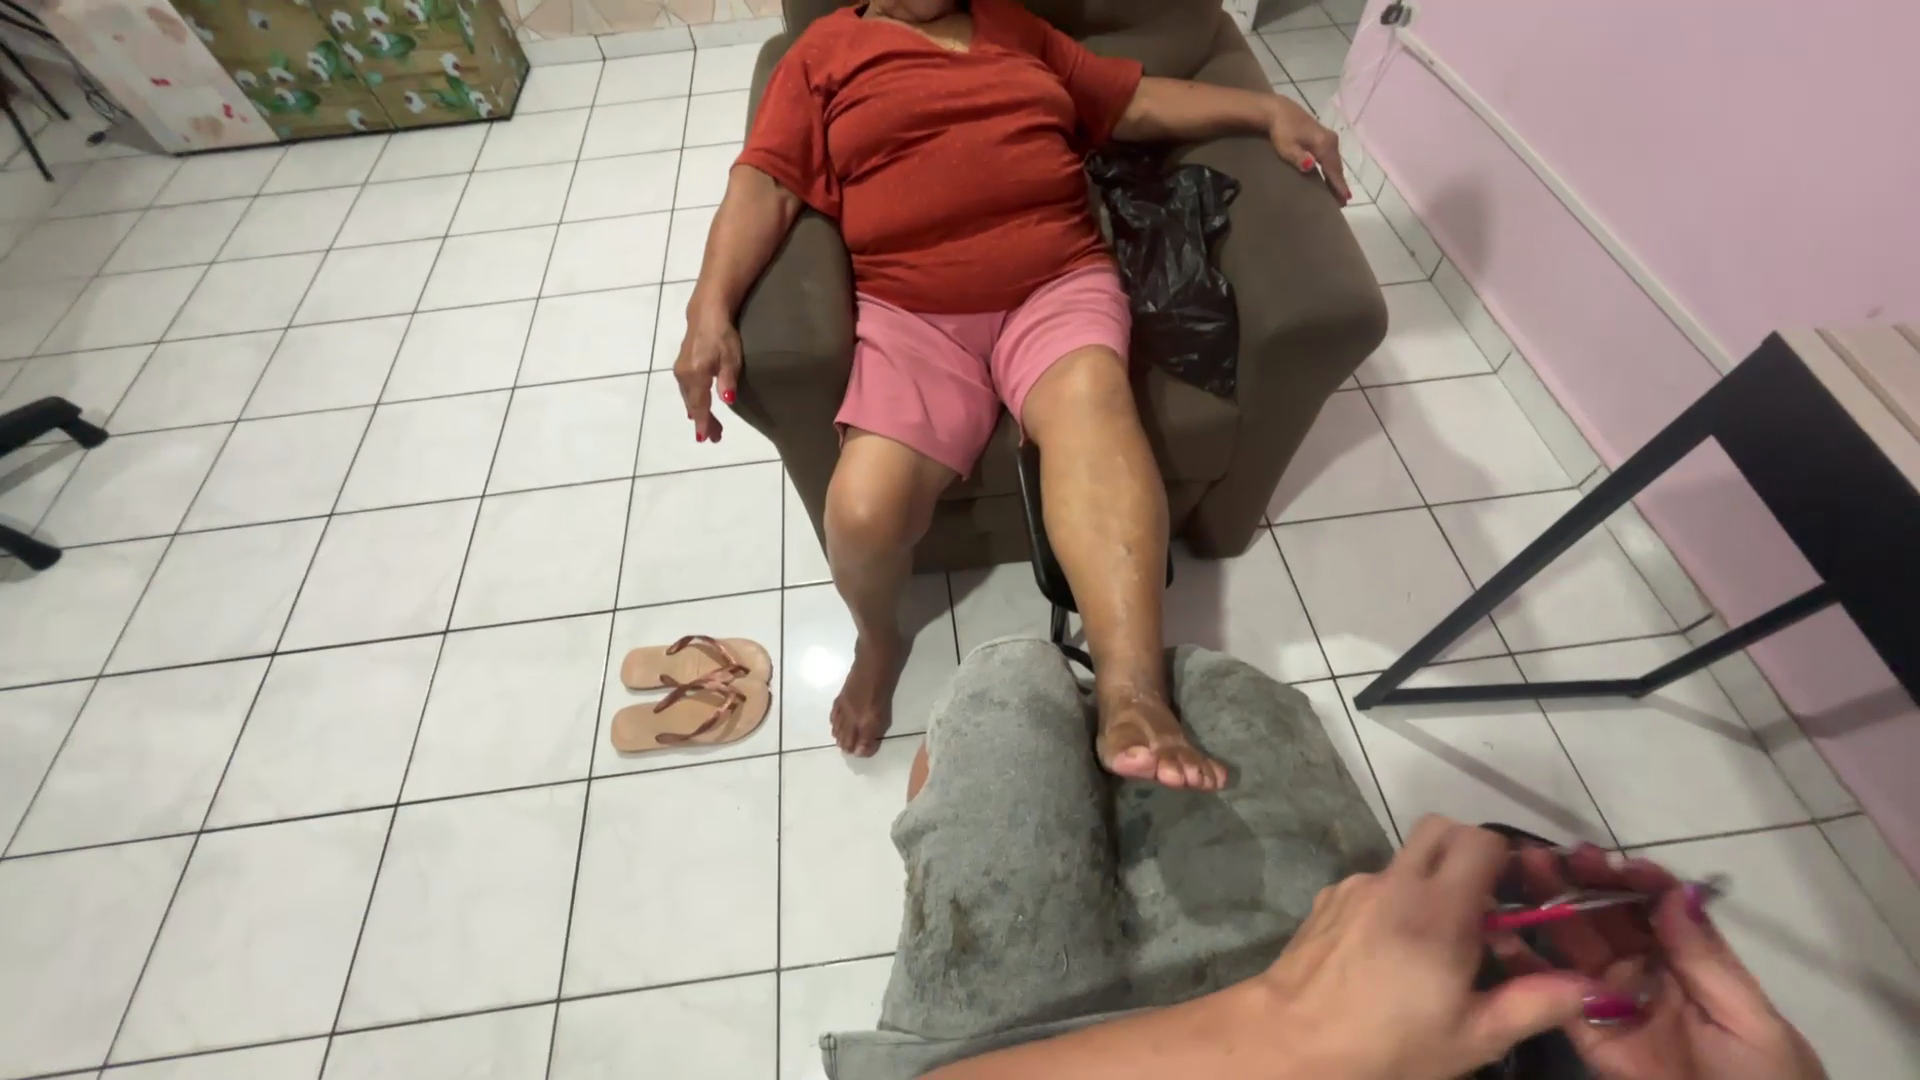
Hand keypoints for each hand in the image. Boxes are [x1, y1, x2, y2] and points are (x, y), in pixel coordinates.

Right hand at [673, 301, 742, 443]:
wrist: (707, 312)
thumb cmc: (724, 335)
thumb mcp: (731, 358)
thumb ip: (728, 380)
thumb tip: (727, 401)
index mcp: (696, 374)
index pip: (700, 404)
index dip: (703, 422)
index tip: (704, 438)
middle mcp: (684, 374)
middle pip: (693, 403)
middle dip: (702, 421)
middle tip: (712, 438)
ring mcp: (681, 369)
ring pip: (688, 397)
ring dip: (697, 412)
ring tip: (706, 427)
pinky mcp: (682, 364)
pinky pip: (686, 389)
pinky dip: (692, 401)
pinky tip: (696, 406)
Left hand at [1257, 816, 1593, 1079]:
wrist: (1295, 1035)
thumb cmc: (1391, 1043)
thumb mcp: (1475, 1036)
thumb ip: (1536, 1002)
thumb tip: (1594, 986)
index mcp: (1435, 910)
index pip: (1478, 842)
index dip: (1507, 857)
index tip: (1522, 892)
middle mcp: (1392, 882)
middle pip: (1438, 830)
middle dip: (1470, 851)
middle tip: (1489, 903)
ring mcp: (1355, 884)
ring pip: (1405, 858)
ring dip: (1432, 880)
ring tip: (1443, 941)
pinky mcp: (1329, 895)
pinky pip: (1375, 882)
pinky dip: (1396, 899)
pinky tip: (1395, 948)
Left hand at [1268, 97, 1349, 203]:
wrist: (1280, 112)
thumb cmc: (1282, 131)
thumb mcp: (1287, 147)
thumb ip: (1298, 157)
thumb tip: (1311, 166)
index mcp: (1323, 145)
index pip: (1332, 169)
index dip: (1338, 184)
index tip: (1345, 199)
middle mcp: (1331, 141)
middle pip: (1337, 166)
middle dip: (1340, 183)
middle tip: (1344, 201)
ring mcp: (1329, 139)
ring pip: (1335, 162)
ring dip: (1338, 177)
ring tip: (1340, 192)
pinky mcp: (1324, 138)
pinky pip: (1331, 158)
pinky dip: (1333, 168)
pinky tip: (1332, 176)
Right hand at [1498, 846, 1826, 1079]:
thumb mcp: (1754, 1025)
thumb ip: (1706, 960)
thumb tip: (1674, 891)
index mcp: (1687, 964)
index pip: (1654, 908)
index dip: (1632, 880)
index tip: (1609, 859)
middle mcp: (1640, 969)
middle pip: (1602, 913)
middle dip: (1575, 878)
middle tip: (1545, 852)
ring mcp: (1604, 993)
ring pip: (1567, 936)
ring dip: (1542, 899)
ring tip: (1517, 868)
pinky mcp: (1575, 1022)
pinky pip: (1542, 984)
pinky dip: (1515, 954)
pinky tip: (1496, 925)